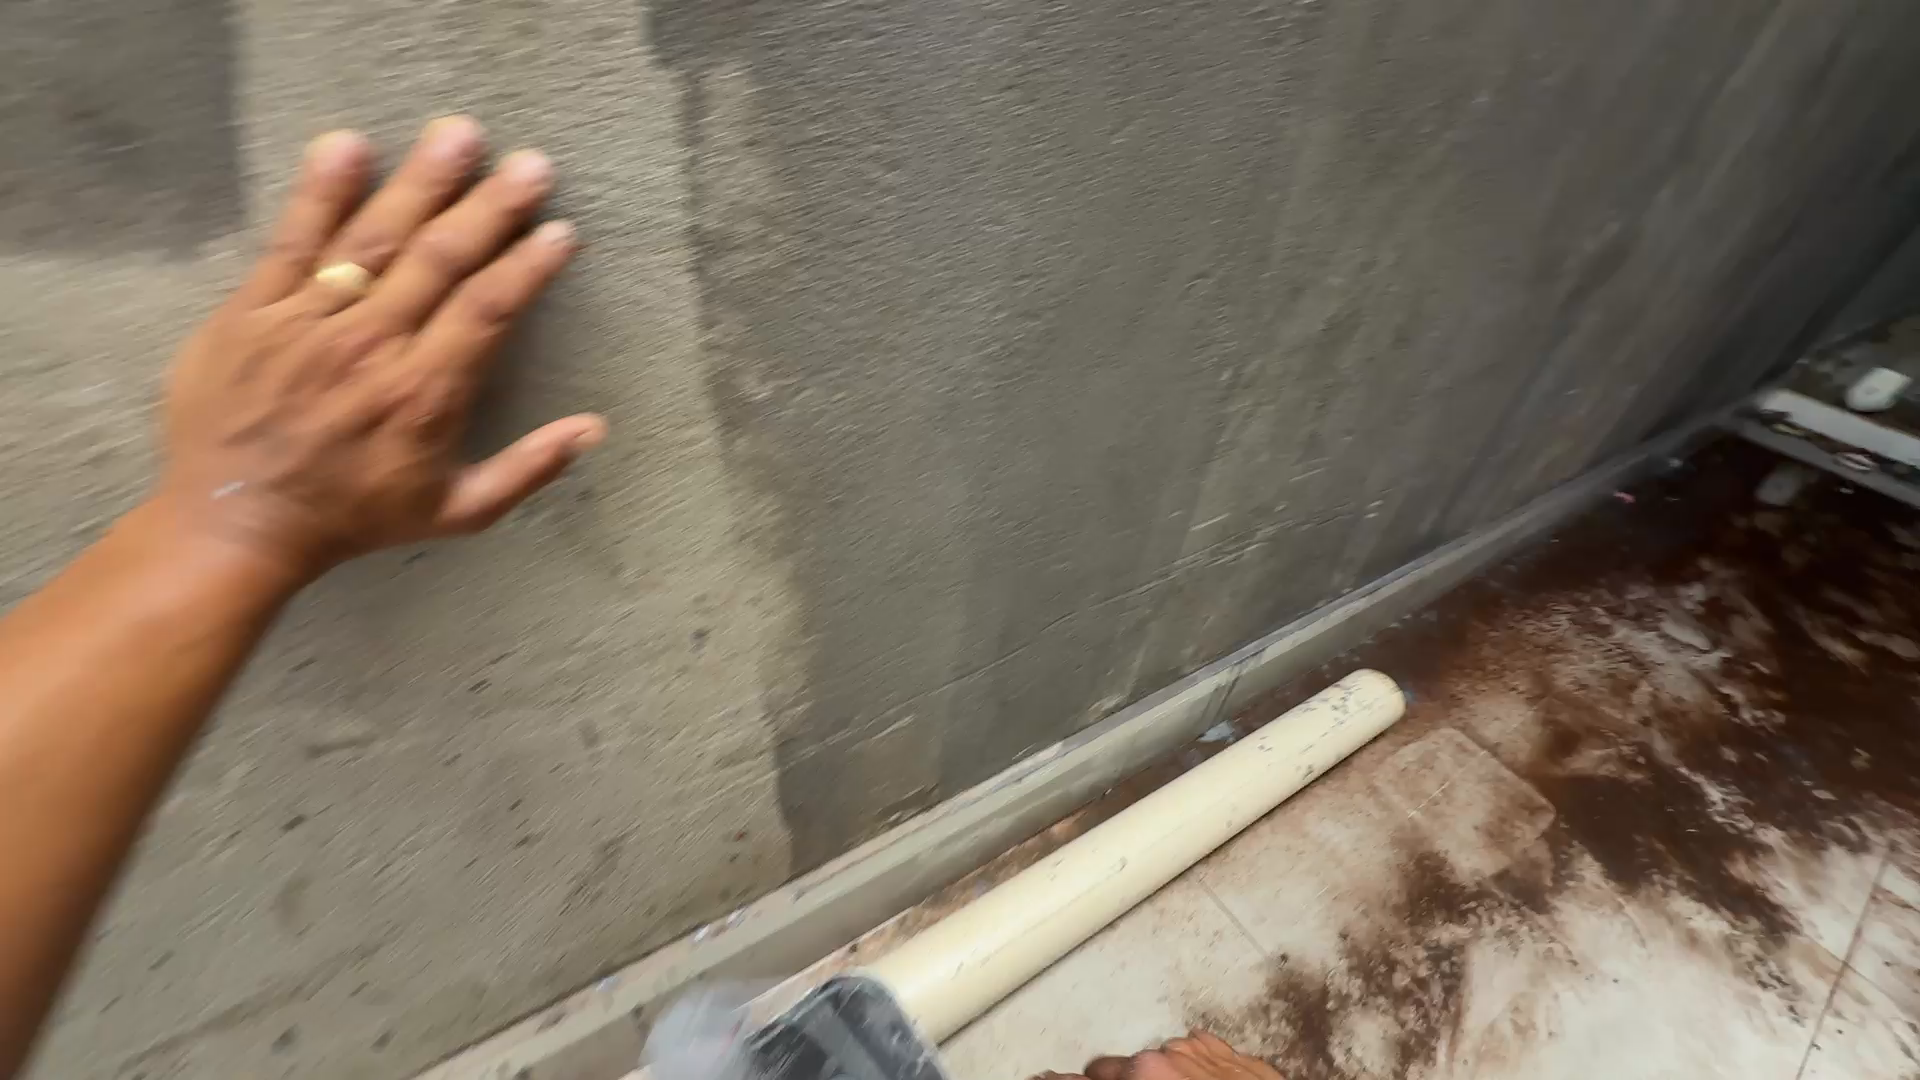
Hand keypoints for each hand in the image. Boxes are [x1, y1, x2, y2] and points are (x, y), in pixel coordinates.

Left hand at [152, 115, 606, 583]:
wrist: (239, 522)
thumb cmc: (363, 515)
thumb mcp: (463, 510)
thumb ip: (531, 467)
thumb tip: (596, 428)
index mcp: (426, 392)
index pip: (488, 309)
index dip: (528, 265)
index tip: (561, 231)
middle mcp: (372, 344)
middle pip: (441, 259)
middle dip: (491, 207)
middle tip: (530, 165)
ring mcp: (308, 321)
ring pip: (375, 237)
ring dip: (422, 183)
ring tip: (459, 136)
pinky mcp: (252, 310)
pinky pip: (290, 241)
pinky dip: (320, 192)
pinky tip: (349, 147)